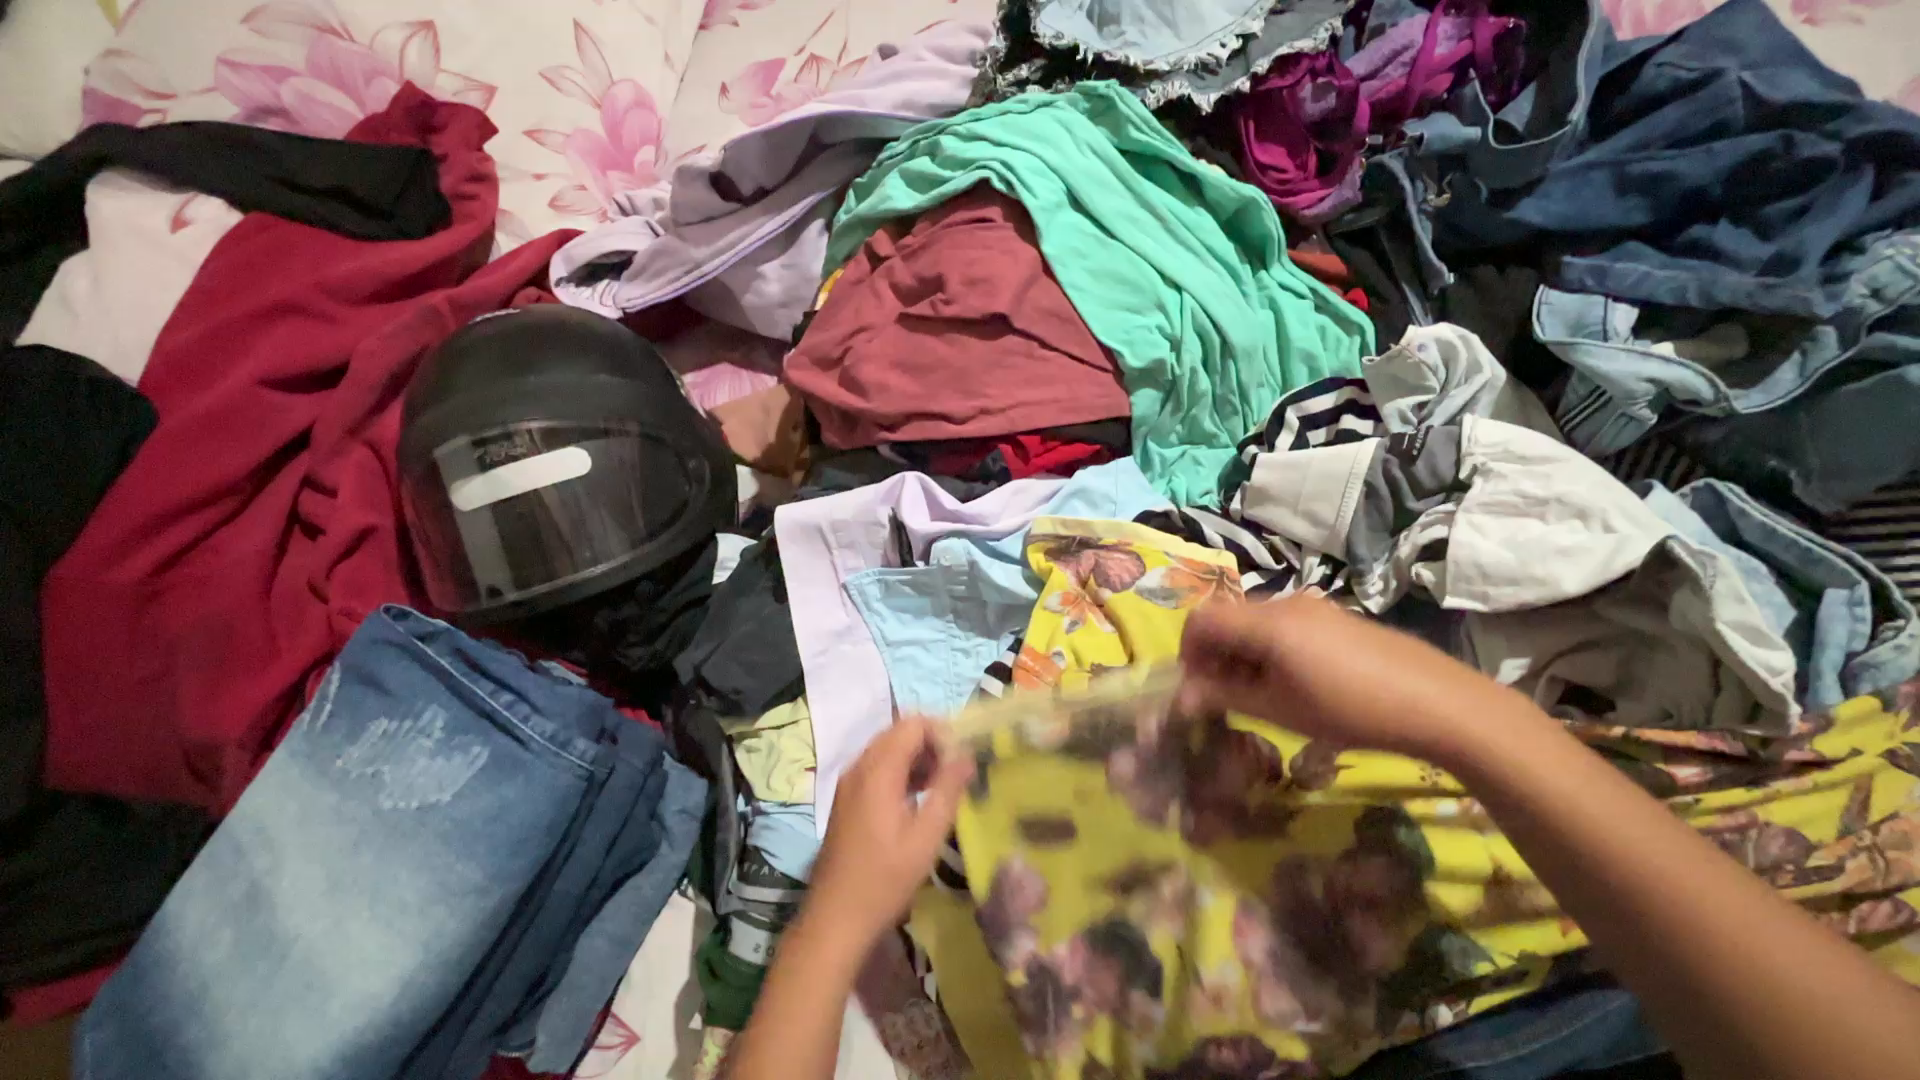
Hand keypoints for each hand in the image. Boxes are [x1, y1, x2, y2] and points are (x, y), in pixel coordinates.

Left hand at [808, 716, 973, 947]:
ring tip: (942, 787)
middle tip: (955, 774)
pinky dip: (901, 772)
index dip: (941, 733)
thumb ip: (947, 791)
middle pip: (898, 733)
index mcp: (877, 771)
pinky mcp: (847, 800)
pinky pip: (877, 769)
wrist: (836, 918)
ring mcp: (849, 783)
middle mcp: (859, 768)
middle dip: (931, 744)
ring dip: (917, 758)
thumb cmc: (885, 879)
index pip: (912, 724)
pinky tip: (919, 800)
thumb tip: (967, 756)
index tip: (962, 761)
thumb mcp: (926, 837)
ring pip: (887, 750)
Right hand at [1177, 593, 1534, 766]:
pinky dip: (1270, 651)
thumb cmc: (1350, 709)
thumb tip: (1183, 695)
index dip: (1187, 652)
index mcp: (1267, 621)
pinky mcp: (1334, 618)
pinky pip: (1283, 626)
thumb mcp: (1279, 709)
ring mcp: (1314, 607)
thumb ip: (1224, 696)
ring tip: (1261, 696)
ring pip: (1255, 624)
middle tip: (1224, 698)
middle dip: (1215, 656)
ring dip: (1242, 655)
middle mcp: (1285, 603)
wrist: (1438, 702)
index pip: (1201, 619)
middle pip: (1227, 618)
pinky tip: (1294, 685)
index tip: (1196, 689)